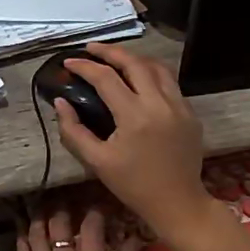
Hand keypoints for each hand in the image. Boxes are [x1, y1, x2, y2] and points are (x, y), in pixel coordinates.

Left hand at [16, 195, 139, 250]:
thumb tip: (133, 238)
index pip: (91, 227)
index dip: (96, 210)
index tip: (101, 203)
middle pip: (59, 224)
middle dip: (64, 206)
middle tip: (69, 197)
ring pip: (36, 234)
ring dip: (40, 216)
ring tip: (46, 205)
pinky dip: (23, 237)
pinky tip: (25, 227)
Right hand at [53, 43, 218, 243]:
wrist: (178, 201)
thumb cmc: (132, 184)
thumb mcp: (95, 160)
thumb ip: (73, 129)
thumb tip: (60, 102)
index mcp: (135, 116)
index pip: (106, 78)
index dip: (84, 66)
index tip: (68, 62)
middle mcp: (160, 104)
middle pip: (135, 64)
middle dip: (110, 52)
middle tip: (90, 48)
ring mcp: (180, 106)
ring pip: (157, 68)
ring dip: (133, 58)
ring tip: (114, 58)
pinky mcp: (190, 113)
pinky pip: (169, 83)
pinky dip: (150, 73)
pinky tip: (137, 79)